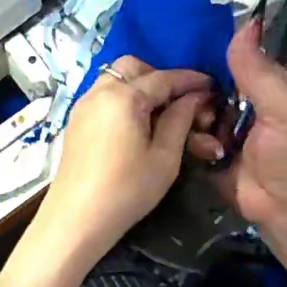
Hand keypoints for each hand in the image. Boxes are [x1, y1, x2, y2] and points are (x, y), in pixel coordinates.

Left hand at [34, 57, 213, 264]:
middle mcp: (99, 92)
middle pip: (133, 68)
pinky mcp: (75, 123)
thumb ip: (179, 121)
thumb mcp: (165, 158)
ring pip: (115, 80)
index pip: (164, 78)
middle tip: (179, 103)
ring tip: (159, 117)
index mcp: (124, 96)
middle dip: (159, 78)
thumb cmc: (127, 190)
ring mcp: (83, 106)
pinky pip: (102, 98)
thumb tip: (192, 99)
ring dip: (139, 89)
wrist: (76, 219)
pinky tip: (135, 126)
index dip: (191, 81)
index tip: (211, 86)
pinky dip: (122, 101)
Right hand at [192, 21, 286, 238]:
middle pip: (205, 84)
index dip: (212, 52)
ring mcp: (224, 131)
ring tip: (213, 139)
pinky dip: (193, 144)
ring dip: (196, 122)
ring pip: (192, 111)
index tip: (188, 53)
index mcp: (267, 85)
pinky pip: (188, 139)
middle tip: (205, 107)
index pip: (233, 57)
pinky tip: (209, 154)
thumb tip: (246, 19)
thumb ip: (258, 69)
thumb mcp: (283, 108)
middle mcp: (243, 104)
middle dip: (198, 93)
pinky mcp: (209, 156)